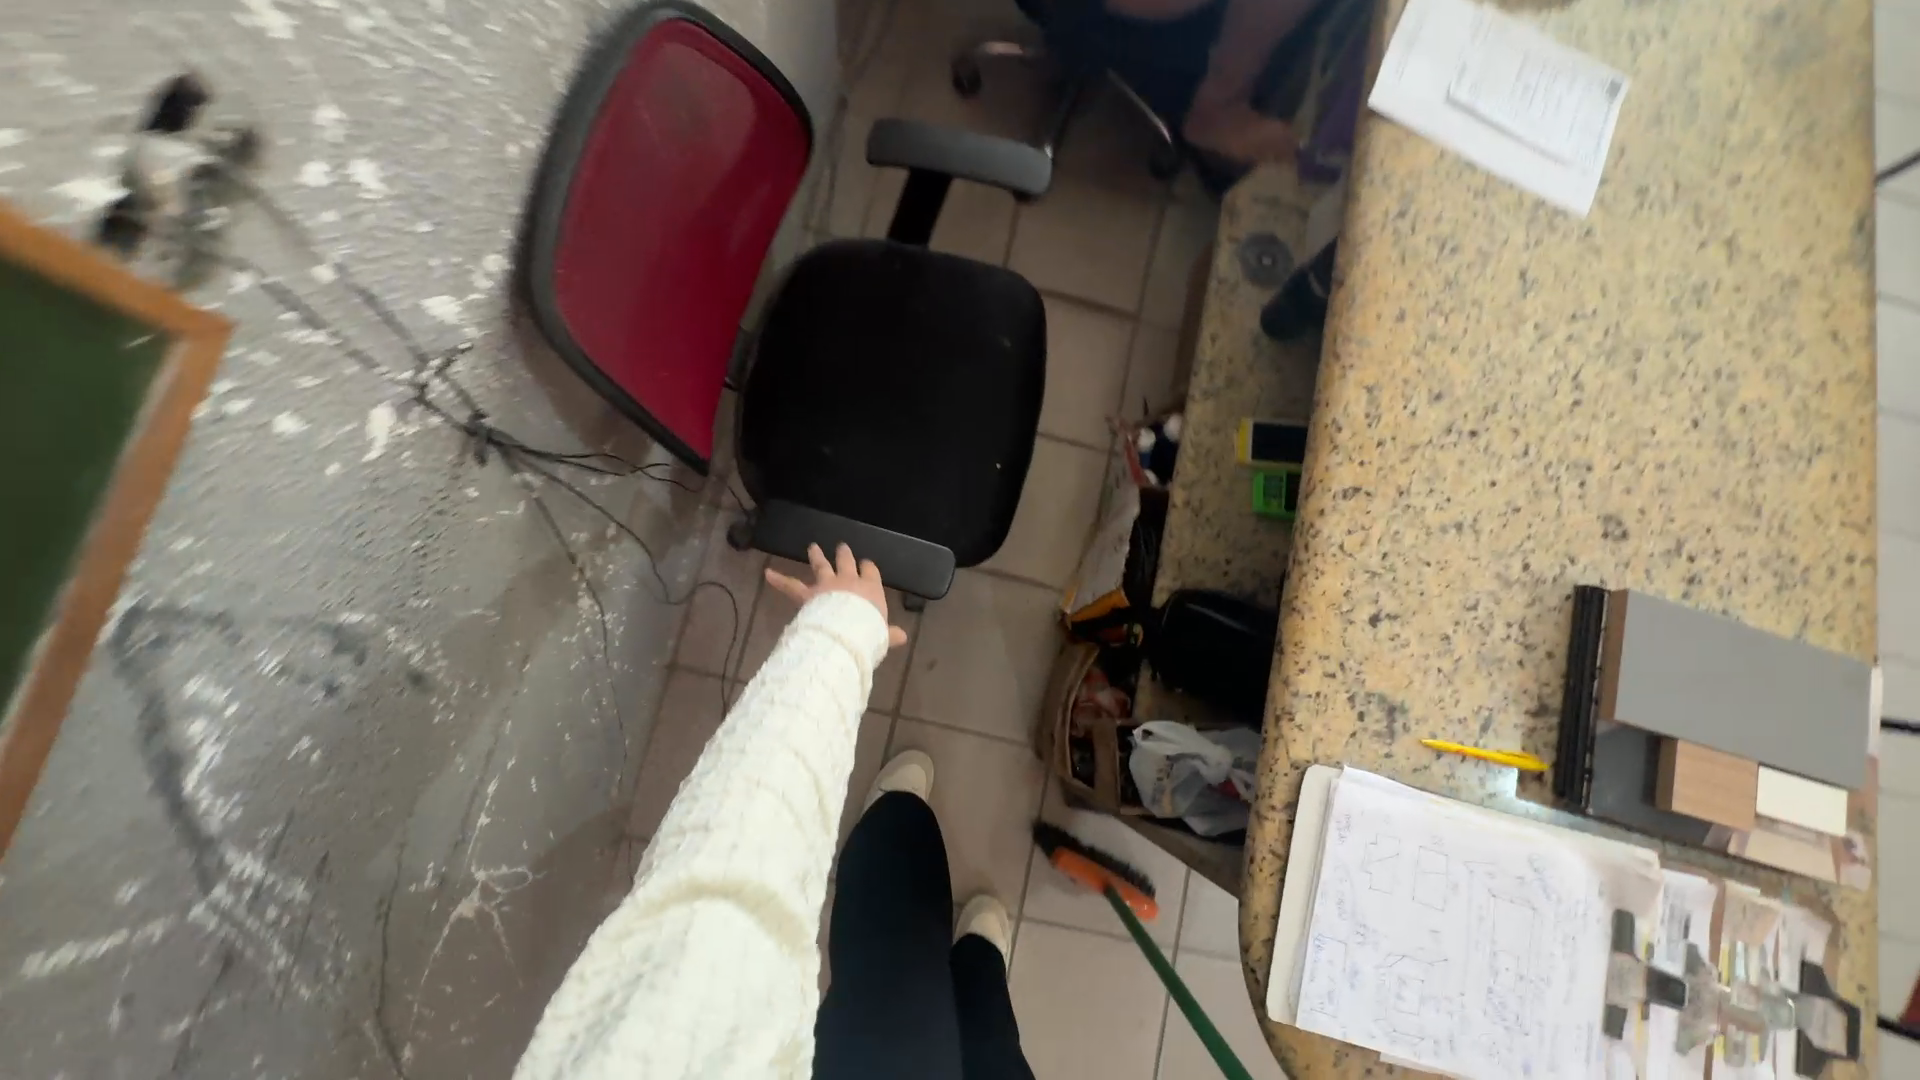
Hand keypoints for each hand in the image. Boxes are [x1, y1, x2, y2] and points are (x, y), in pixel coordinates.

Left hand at [765, 543, 909, 649]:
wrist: (846, 632)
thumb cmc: (868, 633)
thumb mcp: (882, 635)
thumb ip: (890, 634)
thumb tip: (902, 637)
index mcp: (870, 589)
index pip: (871, 571)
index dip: (868, 567)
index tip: (867, 565)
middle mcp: (848, 581)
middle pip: (846, 562)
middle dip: (844, 554)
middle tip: (842, 547)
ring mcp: (827, 585)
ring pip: (821, 566)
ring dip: (817, 556)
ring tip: (812, 546)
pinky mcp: (808, 594)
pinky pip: (791, 585)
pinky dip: (779, 579)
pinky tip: (767, 573)